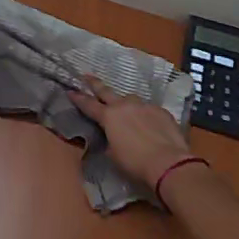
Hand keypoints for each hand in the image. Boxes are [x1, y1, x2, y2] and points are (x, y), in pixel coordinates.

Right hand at [68, 75, 193, 190]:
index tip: (70, 91)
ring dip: (125, 102)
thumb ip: (109, 139)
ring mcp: (144, 106)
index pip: (88, 105)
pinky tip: (148, 123)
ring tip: (125, 108)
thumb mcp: (112, 154)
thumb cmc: (134, 162)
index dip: (78, 98)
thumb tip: (112, 136)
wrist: (168, 162)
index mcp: (108, 116)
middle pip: (106, 91)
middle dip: (94, 84)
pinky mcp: (161, 111)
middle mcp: (124, 106)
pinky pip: (148, 109)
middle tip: (86, 76)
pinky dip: (144, 114)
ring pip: (130, 98)